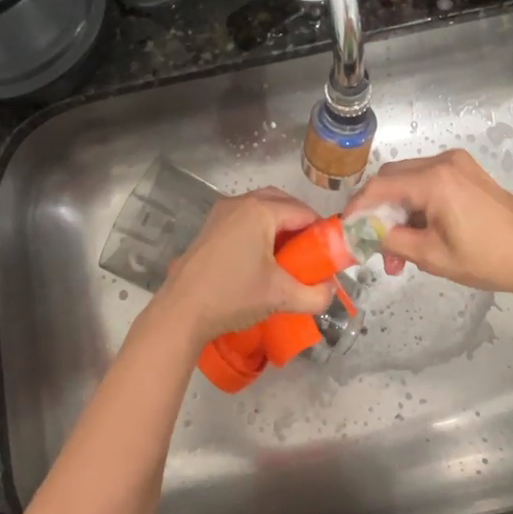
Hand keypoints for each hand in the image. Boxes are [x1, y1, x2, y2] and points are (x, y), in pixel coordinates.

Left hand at [154, 187, 334, 344]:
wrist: (182, 311)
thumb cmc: (233, 296)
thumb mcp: (281, 297)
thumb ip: (315, 294)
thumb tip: (331, 292)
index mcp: (259, 211)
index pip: (302, 211)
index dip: (320, 229)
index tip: (329, 251)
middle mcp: (239, 204)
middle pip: (280, 202)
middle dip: (299, 222)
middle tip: (311, 249)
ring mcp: (220, 214)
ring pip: (260, 208)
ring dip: (278, 224)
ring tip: (289, 254)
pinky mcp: (209, 228)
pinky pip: (243, 218)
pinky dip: (259, 229)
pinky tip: (262, 258)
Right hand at [344, 149, 512, 294]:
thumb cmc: (489, 259)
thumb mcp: (433, 256)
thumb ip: (392, 240)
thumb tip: (364, 234)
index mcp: (434, 181)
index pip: (379, 187)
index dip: (357, 208)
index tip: (345, 230)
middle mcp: (442, 162)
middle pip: (390, 178)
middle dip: (377, 211)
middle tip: (375, 245)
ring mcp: (455, 163)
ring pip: (407, 180)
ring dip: (396, 210)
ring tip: (398, 250)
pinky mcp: (464, 171)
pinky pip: (426, 181)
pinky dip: (414, 204)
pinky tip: (417, 233)